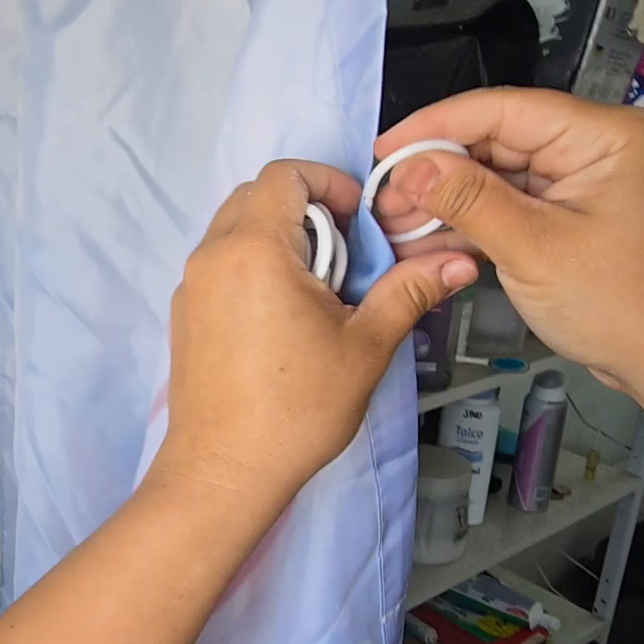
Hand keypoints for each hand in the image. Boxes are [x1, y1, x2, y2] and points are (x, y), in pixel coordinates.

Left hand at [153, 160, 478, 504]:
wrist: (224, 469)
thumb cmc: (297, 408)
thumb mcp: (365, 346)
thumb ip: (409, 290)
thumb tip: (460, 260)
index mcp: (253, 248)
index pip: (285, 173)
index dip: (329, 183)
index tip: (358, 222)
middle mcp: (211, 255)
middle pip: (256, 195)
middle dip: (306, 209)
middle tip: (342, 258)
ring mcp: (189, 286)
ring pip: (234, 229)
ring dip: (277, 238)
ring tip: (314, 291)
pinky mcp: (183, 314)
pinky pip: (218, 264)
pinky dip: (250, 265)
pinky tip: (278, 317)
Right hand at [374, 88, 643, 399]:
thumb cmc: (622, 303)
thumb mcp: (534, 248)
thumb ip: (469, 201)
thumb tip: (409, 168)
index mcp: (600, 136)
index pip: (502, 110)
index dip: (434, 126)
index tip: (383, 151)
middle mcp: (589, 149)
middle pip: (493, 142)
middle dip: (434, 172)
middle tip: (383, 201)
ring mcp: (576, 184)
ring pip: (492, 177)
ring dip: (444, 202)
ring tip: (395, 225)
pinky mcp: (564, 216)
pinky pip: (505, 206)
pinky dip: (467, 223)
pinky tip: (426, 240)